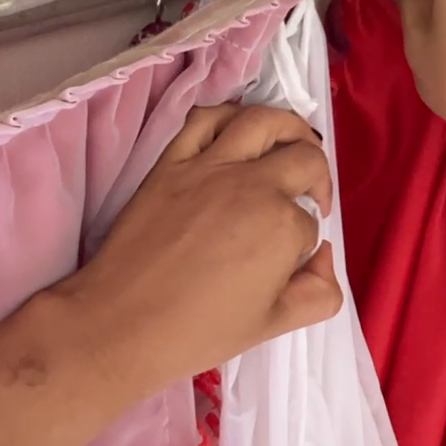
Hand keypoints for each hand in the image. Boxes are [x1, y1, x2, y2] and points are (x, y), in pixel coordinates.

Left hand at [48, 104, 342, 395]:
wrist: (122, 323)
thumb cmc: (199, 331)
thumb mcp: (274, 325)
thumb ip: (319, 292)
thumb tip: (323, 254)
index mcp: (282, 226)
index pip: (311, 219)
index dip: (306, 238)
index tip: (291, 255)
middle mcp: (252, 185)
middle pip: (303, 157)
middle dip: (317, 175)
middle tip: (310, 195)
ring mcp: (209, 167)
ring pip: (262, 121)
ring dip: (289, 128)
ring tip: (292, 143)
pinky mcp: (172, 162)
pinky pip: (204, 120)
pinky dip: (228, 114)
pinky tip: (237, 130)